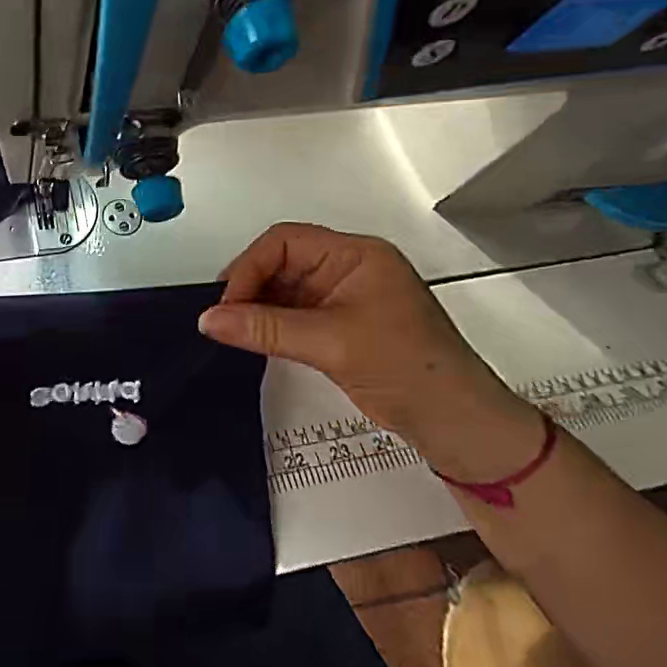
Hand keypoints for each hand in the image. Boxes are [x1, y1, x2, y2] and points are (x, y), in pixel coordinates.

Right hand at [197, 223, 534, 461]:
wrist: (457, 424)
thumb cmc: (412, 371)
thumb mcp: (331, 343)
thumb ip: (265, 328)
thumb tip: (208, 319)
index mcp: (357, 256)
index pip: (284, 242)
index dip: (249, 267)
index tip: (228, 304)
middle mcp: (347, 268)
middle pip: (278, 261)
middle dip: (248, 287)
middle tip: (223, 318)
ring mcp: (341, 296)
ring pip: (279, 288)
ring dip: (254, 307)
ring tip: (233, 331)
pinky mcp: (335, 323)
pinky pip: (287, 312)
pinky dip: (265, 323)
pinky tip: (251, 338)